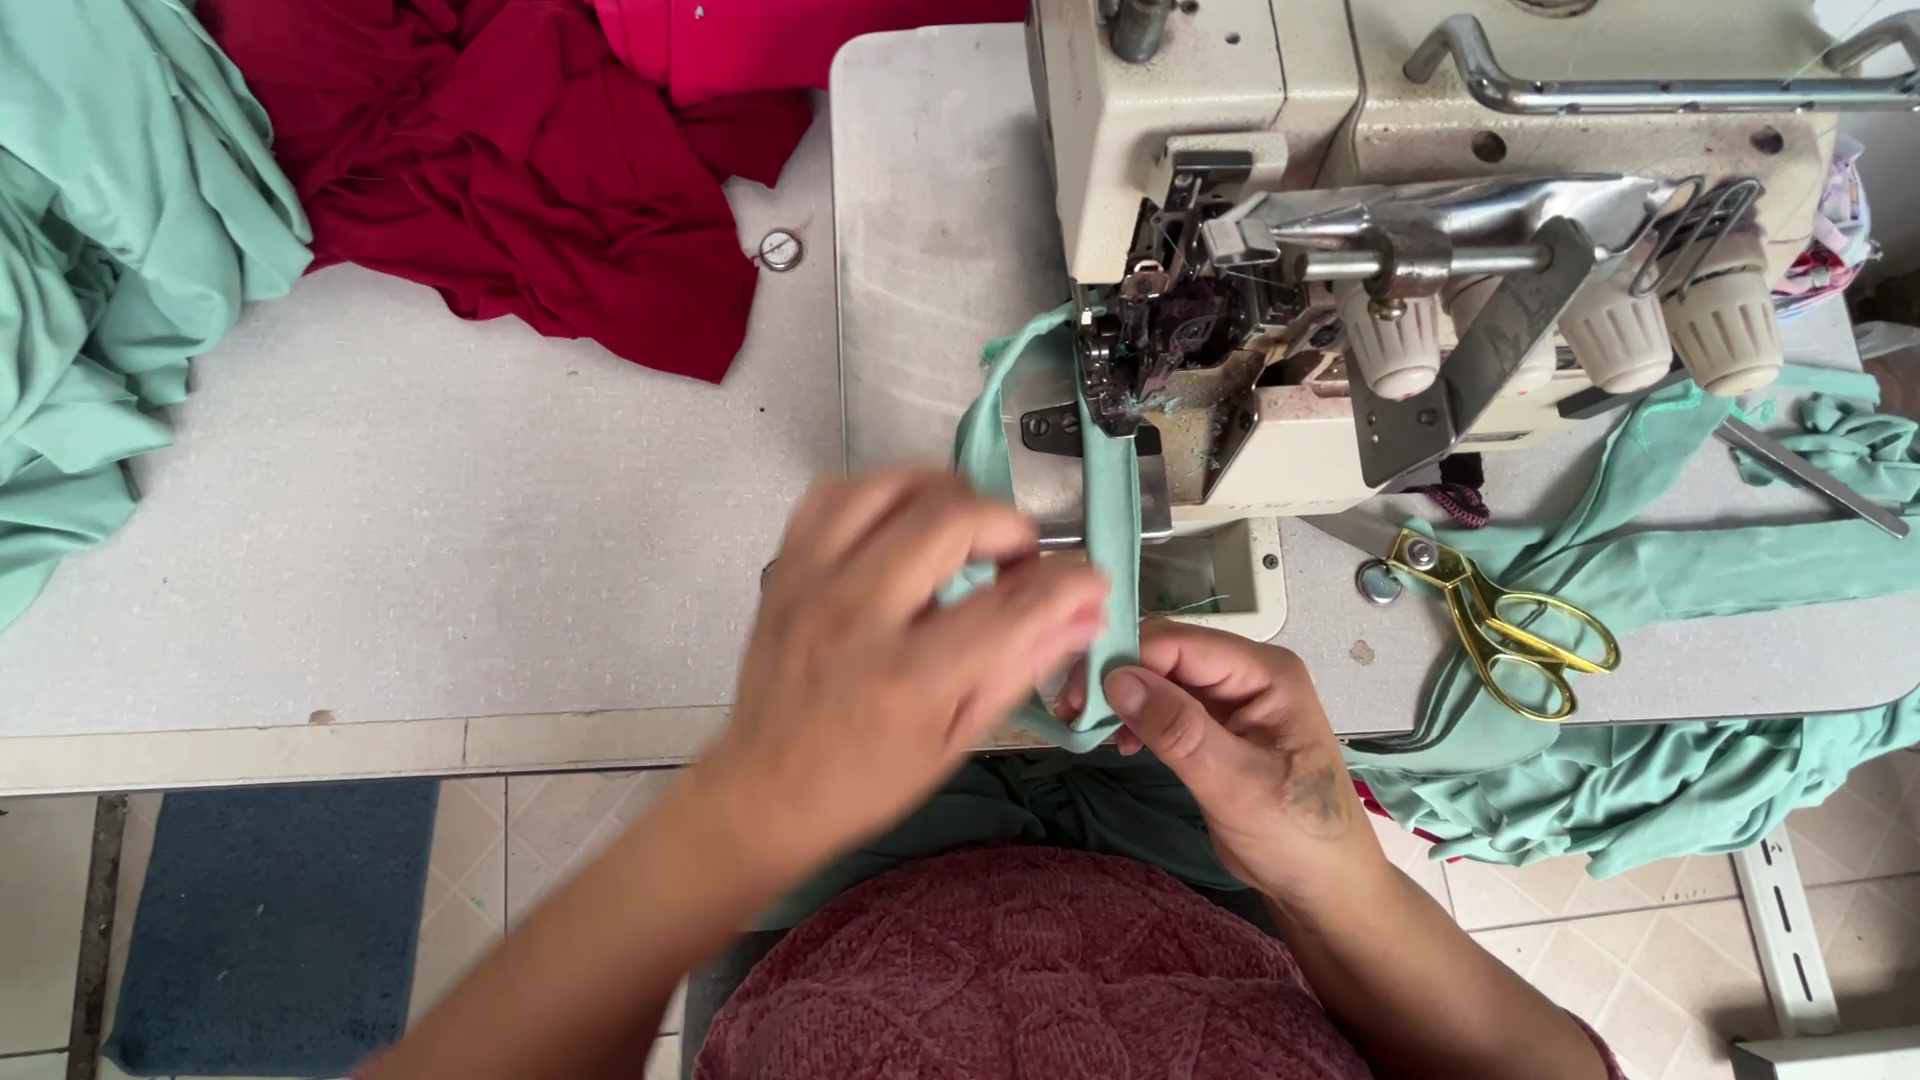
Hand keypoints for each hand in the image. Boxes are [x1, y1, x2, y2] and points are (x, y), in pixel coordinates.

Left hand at [691, 469, 1109, 885]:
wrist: (765, 790)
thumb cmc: (869, 780)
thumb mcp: (958, 738)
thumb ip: (1023, 665)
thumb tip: (1087, 613)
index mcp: (909, 680)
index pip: (1013, 606)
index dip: (1070, 581)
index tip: (1090, 577)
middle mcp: (857, 617)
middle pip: (951, 520)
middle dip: (1008, 524)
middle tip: (1018, 555)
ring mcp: (812, 582)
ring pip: (893, 487)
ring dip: (948, 494)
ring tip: (967, 527)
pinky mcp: (786, 567)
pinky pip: (836, 491)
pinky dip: (883, 490)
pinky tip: (905, 519)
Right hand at [1056, 619, 1388, 906]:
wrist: (1324, 887)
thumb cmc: (1296, 837)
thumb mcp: (1236, 784)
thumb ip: (1179, 729)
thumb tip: (1117, 679)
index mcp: (1264, 672)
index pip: (1179, 643)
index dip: (1126, 658)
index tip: (1080, 695)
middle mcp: (1245, 672)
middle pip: (1164, 652)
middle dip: (1116, 675)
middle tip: (1074, 712)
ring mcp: (1229, 696)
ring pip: (1157, 676)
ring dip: (1121, 697)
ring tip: (1090, 731)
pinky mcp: (1213, 722)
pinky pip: (1163, 703)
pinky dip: (1135, 717)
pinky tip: (1121, 743)